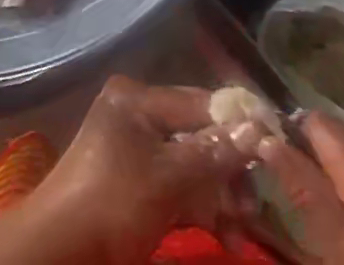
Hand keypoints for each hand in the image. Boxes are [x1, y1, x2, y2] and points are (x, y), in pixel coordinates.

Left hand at [0, 76, 247, 264]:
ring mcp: (137, 145)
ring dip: (222, 192)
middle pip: (199, 131)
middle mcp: (137, 112)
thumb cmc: (115, 199)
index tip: (278, 144)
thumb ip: (214, 152)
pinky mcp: (139, 178)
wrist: (65, 245)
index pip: (200, 102)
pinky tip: (229, 234)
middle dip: (232, 167)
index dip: (239, 123)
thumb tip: (257, 129)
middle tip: (259, 200)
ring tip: (246, 223)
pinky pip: (179, 182)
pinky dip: (203, 205)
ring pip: (194, 161)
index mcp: (137, 98)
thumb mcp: (169, 176)